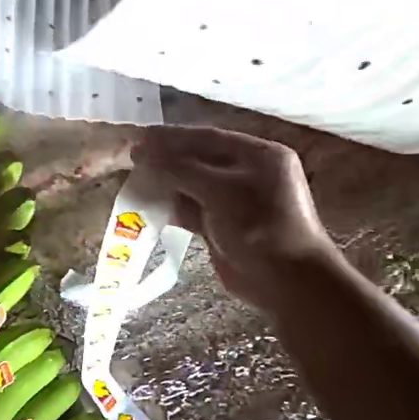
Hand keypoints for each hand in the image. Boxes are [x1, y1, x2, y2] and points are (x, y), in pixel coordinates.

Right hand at [132, 126, 340, 312]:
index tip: (141, 138)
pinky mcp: (224, 228)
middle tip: (133, 159)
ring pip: (194, 186)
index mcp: (259, 155)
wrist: (286, 282)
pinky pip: (194, 211)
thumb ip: (181, 169)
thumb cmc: (260, 227)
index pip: (208, 138)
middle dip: (167, 160)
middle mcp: (248, 174)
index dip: (173, 137)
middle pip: (200, 160)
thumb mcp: (220, 190)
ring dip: (167, 185)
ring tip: (135, 181)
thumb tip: (144, 153)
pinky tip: (149, 205)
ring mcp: (236, 202)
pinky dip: (173, 208)